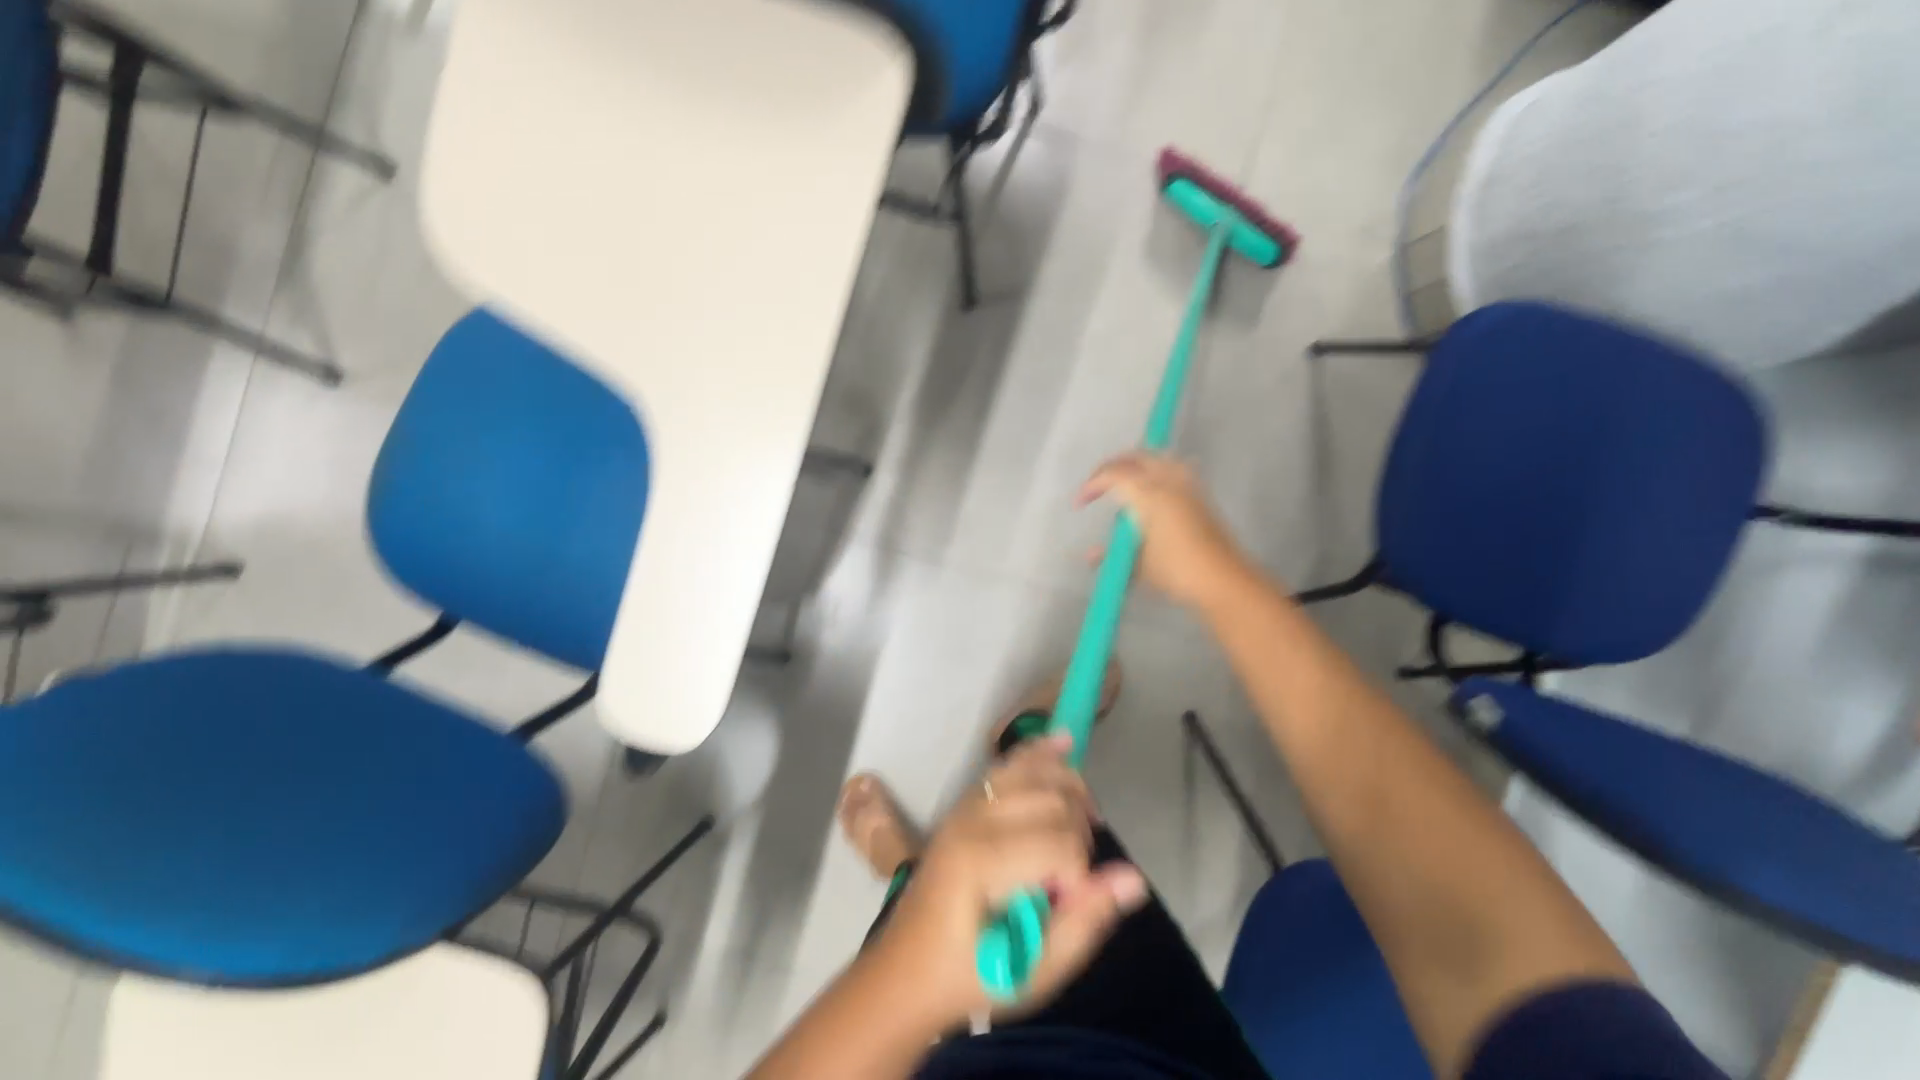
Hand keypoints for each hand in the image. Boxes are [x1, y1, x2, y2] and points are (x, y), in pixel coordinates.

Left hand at [870, 736, 1148, 1024]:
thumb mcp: (1032, 972)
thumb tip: (1133, 878)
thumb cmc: (970, 976)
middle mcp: (972, 823)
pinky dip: (1038, 754)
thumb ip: (1084, 921)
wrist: (908, 972)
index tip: (1065, 908)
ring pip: (1032, 773)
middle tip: (1070, 880)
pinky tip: (1065, 743)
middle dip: (1078, 833)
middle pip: (1052, 801)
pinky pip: (1006, 768)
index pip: (1060, 844)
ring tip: (1087, 820)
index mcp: (982, 864)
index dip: (1079, 877)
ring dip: (1069, 788)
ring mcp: (964, 809)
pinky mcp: (964, 807)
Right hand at [1079, 452, 1253, 608]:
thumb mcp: (1139, 568)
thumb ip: (1112, 557)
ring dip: (1137, 464)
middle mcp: (1168, 483)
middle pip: (1136, 457)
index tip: (1080, 502)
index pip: (1114, 475)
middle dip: (1113, 466)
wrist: (1224, 581)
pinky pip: (1175, 470)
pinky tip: (1154, 489)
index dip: (1092, 484)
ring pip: (1158, 459)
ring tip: (1124, 481)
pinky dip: (1158, 472)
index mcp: (1149, 496)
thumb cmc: (1177, 573)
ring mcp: (1188, 487)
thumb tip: (1092, 555)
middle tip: (1098, 483)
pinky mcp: (1202, 497)